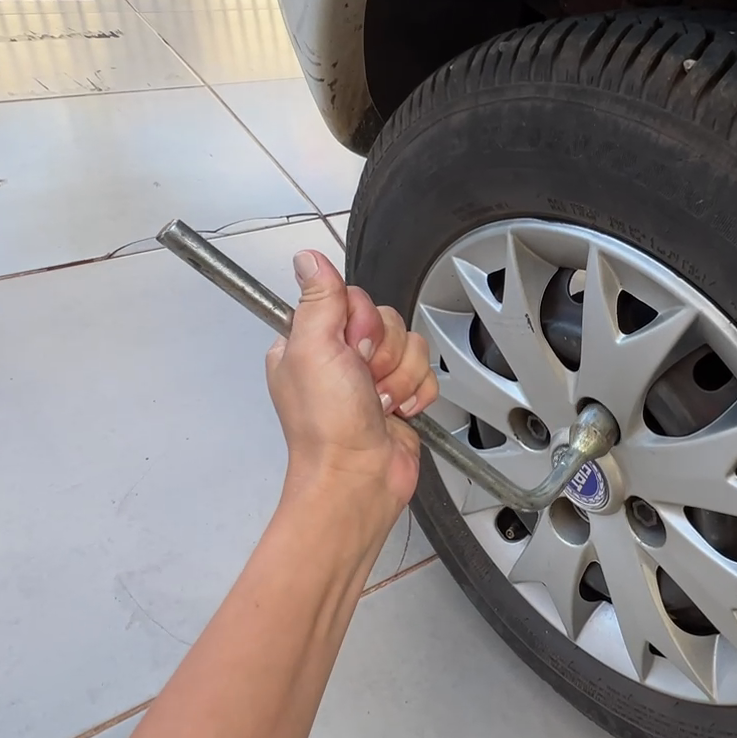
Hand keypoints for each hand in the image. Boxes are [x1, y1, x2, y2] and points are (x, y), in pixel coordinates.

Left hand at [265, 250, 438, 536]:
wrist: (360, 479)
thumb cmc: (328, 427)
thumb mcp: (314, 351)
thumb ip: (318, 300)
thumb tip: (309, 258)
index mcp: (311, 341)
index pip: (353, 299)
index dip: (363, 323)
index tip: (352, 351)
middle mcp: (341, 357)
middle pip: (388, 321)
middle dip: (386, 354)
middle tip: (365, 381)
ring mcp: (372, 378)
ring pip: (412, 346)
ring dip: (402, 378)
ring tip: (380, 403)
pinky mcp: (401, 396)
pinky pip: (427, 374)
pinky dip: (418, 394)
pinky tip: (398, 413)